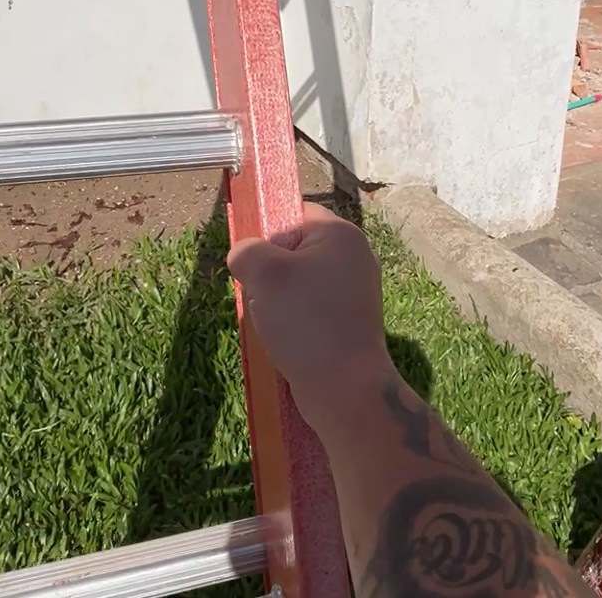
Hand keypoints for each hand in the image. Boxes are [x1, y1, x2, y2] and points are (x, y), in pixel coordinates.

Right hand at [225, 203, 395, 423]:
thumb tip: (244, 256)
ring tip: (273, 320)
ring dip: (279, 298)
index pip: (295, 212)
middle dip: (271, 270)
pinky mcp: (353, 321)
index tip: (253, 259)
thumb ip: (246, 251)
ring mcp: (357, 291)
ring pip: (301, 281)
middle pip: (296, 248)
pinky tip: (285, 338)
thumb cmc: (305, 321)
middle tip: (260, 292)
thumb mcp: (263, 274)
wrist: (345, 388)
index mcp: (341, 235)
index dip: (268, 231)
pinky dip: (295, 318)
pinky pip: (312, 307)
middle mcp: (355, 257)